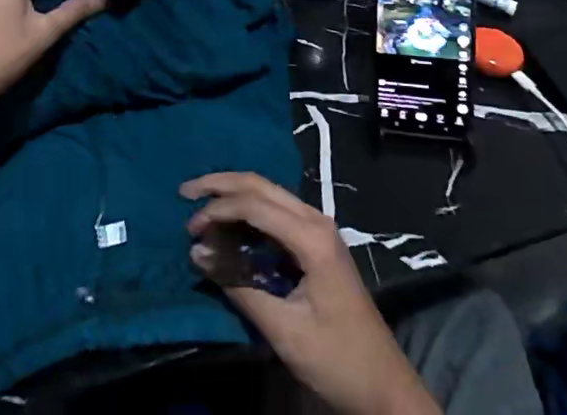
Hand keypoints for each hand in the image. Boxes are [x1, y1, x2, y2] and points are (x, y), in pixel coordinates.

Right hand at [181, 173, 440, 414]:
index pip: (255, 204)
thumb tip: (198, 253)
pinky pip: (278, 213)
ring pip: (270, 195)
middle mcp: (316, 220)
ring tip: (200, 204)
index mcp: (312, 236)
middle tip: (184, 191)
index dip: (217, 210)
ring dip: (234, 195)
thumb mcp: (283, 328)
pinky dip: (249, 212)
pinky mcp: (317, 243)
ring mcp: (319, 229)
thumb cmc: (335, 357)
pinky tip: (229, 224)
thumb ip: (239, 286)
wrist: (382, 382)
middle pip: (262, 186)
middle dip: (222, 184)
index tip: (188, 230)